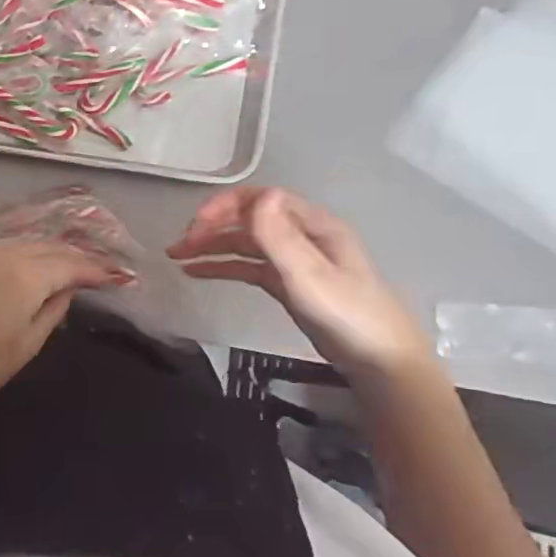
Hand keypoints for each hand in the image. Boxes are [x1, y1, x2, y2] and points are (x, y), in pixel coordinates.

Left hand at [0, 237, 130, 431]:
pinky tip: (23, 266)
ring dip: (44, 251)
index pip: (69, 264)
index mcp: (23, 276)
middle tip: (94, 268)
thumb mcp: (26, 346)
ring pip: (18, 243)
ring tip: (63, 265)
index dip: (95, 270)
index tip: (116, 277)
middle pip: (45, 246)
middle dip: (72, 255)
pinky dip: (15, 254)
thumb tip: (67, 289)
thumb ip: (53, 310)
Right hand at [166, 187, 430, 377]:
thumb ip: (281, 237)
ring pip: (244, 243)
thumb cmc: (347, 314)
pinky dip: (222, 266)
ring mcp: (295, 260)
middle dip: (211, 227)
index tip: (194, 225)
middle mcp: (303, 236)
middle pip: (248, 220)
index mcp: (313, 225)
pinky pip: (248, 266)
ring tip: (176, 257)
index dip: (224, 206)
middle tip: (178, 246)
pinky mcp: (288, 283)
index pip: (261, 200)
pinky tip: (196, 272)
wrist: (379, 360)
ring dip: (210, 246)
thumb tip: (259, 195)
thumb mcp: (309, 275)